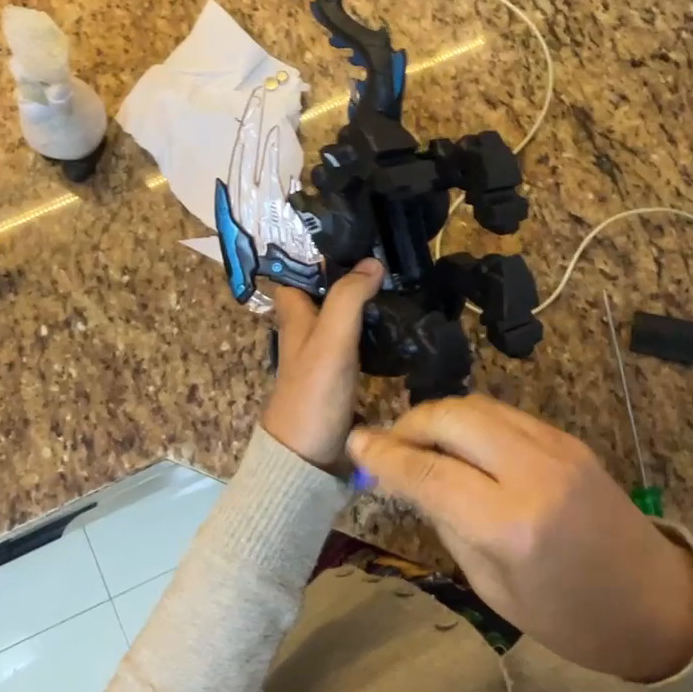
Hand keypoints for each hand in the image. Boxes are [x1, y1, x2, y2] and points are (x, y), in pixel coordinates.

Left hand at [259, 258, 383, 467]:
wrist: (308, 460)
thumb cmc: (312, 395)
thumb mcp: (330, 340)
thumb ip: (348, 299)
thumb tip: (372, 261)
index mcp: (293, 317)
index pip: (293, 272)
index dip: (310, 251)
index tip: (345, 231)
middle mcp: (305, 333)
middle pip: (321, 293)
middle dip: (346, 272)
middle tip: (385, 254)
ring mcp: (323, 357)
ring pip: (341, 317)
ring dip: (362, 300)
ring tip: (399, 280)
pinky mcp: (341, 380)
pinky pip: (357, 344)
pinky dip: (373, 331)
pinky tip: (398, 326)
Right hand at [347, 395, 692, 682]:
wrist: (657, 604)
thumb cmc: (569, 618)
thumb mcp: (493, 586)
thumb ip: (449, 523)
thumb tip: (409, 480)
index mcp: (512, 524)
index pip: (429, 472)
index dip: (385, 456)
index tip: (354, 445)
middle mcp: (534, 472)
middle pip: (452, 419)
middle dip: (409, 424)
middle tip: (384, 445)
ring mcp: (556, 448)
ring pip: (477, 406)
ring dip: (438, 416)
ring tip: (415, 442)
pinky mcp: (568, 440)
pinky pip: (504, 414)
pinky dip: (470, 420)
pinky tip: (456, 443)